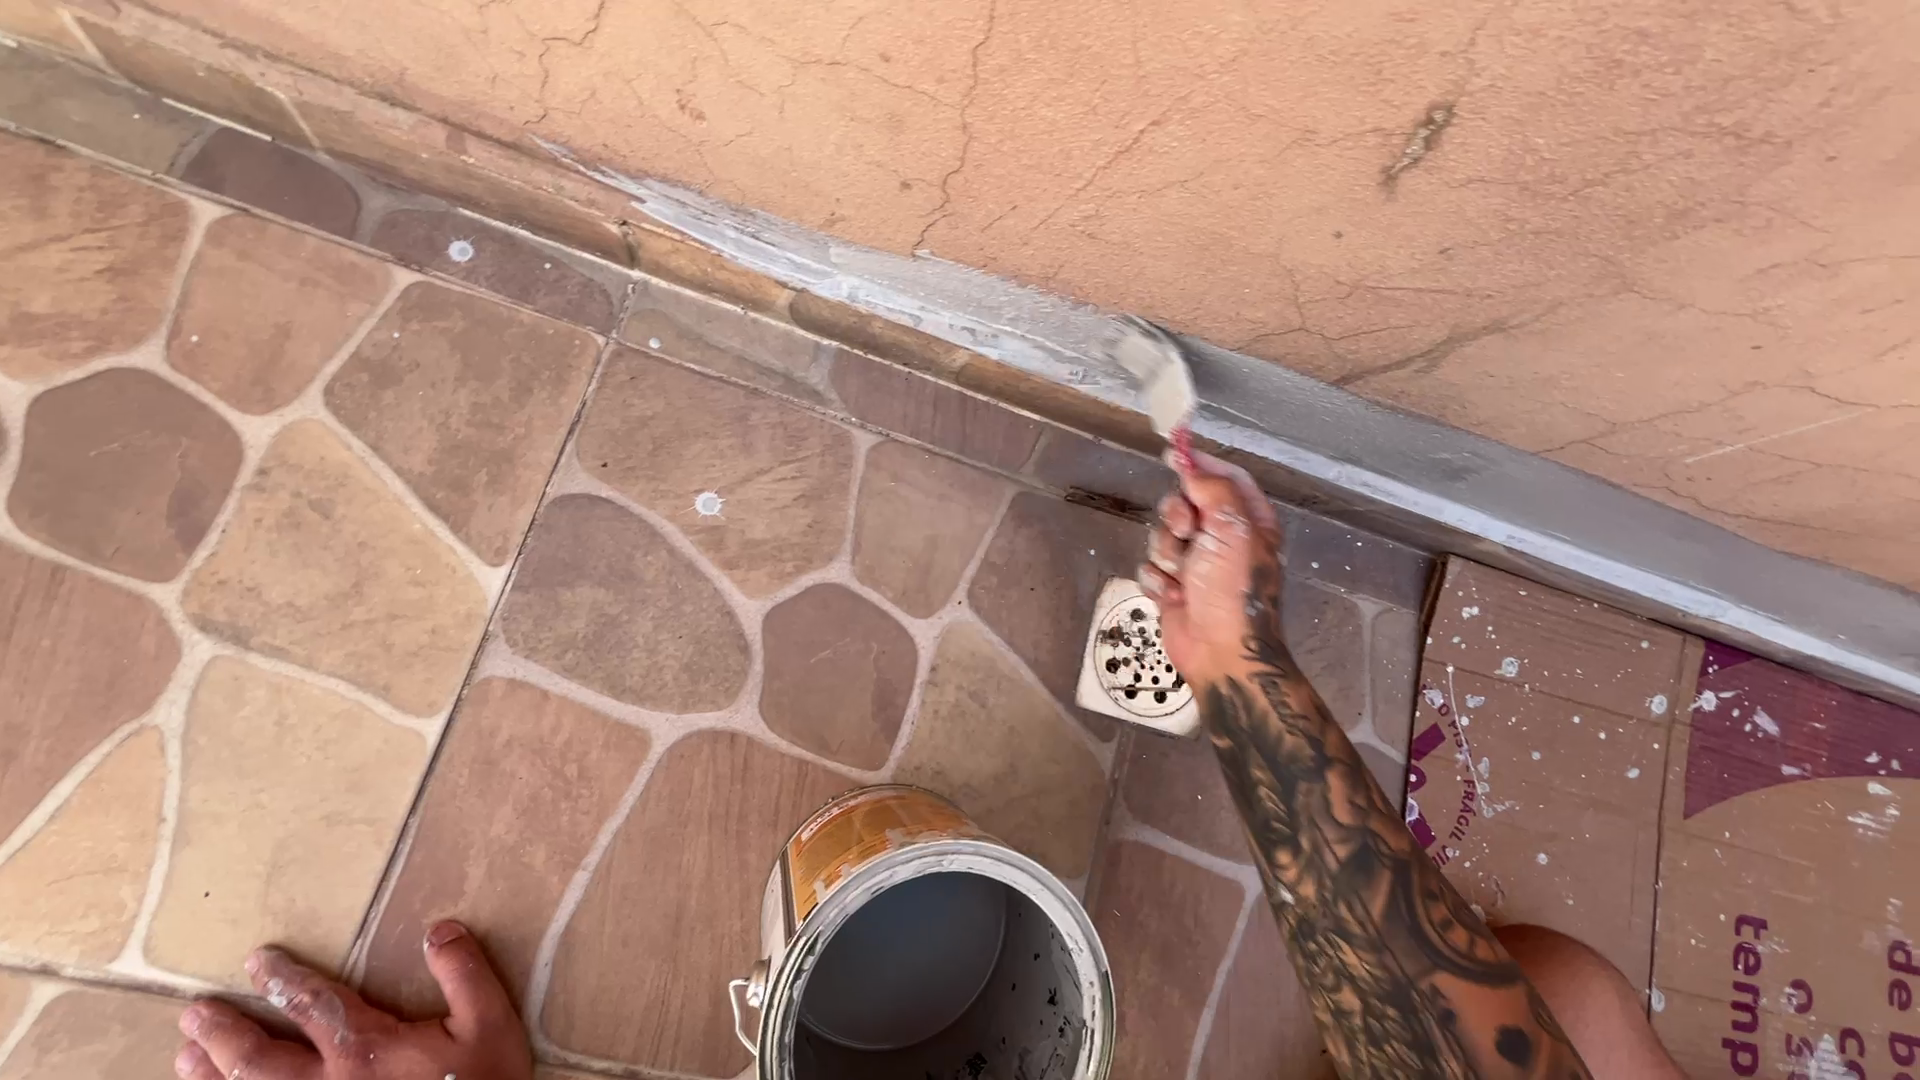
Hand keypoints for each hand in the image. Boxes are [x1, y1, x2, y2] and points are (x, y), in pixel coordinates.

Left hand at [174, 921, 531, 1079]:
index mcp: (366, 1048)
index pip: (315, 1005)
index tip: (256, 960)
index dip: (285, 979)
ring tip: (185, 1056)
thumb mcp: (488, 1021)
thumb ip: (463, 973)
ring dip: (212, 1075)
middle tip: (194, 1013)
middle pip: (259, 1058)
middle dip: (224, 1032)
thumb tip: (439, 929)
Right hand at [1138, 449, 1281, 687]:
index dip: (1199, 463)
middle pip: (1184, 503)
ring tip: (1183, 576)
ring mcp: (1196, 562)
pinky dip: (1158, 579)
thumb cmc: (1234, 589)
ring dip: (1166, 553)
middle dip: (1176, 517)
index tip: (1173, 451)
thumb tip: (1188, 459)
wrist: (1220, 649)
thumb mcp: (1232, 527)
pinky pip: (1150, 565)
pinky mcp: (1173, 584)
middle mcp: (1222, 537)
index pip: (1224, 477)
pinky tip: (1173, 594)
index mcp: (1249, 520)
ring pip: (1161, 534)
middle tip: (1187, 532)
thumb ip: (1211, 486)